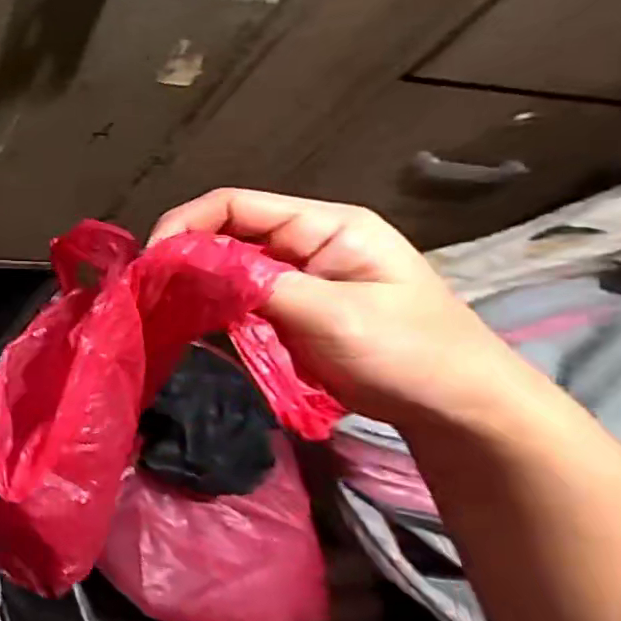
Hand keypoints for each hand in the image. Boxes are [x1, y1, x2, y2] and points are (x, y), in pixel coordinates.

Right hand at [151, 188, 532, 428]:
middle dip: (183, 255)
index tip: (153, 259)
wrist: (469, 416)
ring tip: (165, 305)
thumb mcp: (331, 314)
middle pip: (222, 232)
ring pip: (222, 265)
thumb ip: (252, 283)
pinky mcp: (287, 306)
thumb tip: (178, 263)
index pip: (232, 204)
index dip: (185, 224)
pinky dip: (208, 305)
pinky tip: (192, 321)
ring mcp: (295, 275)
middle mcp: (303, 241)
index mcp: (324, 225)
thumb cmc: (412, 354)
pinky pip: (233, 295)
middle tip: (151, 287)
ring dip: (193, 283)